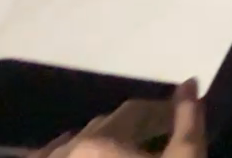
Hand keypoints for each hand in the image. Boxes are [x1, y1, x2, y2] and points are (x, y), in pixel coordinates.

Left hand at [30, 79, 205, 157]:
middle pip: (102, 127)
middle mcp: (66, 150)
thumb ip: (188, 117)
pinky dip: (57, 154)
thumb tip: (190, 81)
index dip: (161, 111)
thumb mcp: (185, 157)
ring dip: (95, 145)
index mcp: (99, 140)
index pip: (134, 111)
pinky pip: (42, 157)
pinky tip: (77, 154)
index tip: (177, 121)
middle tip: (153, 142)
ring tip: (120, 154)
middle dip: (129, 129)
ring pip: (69, 147)